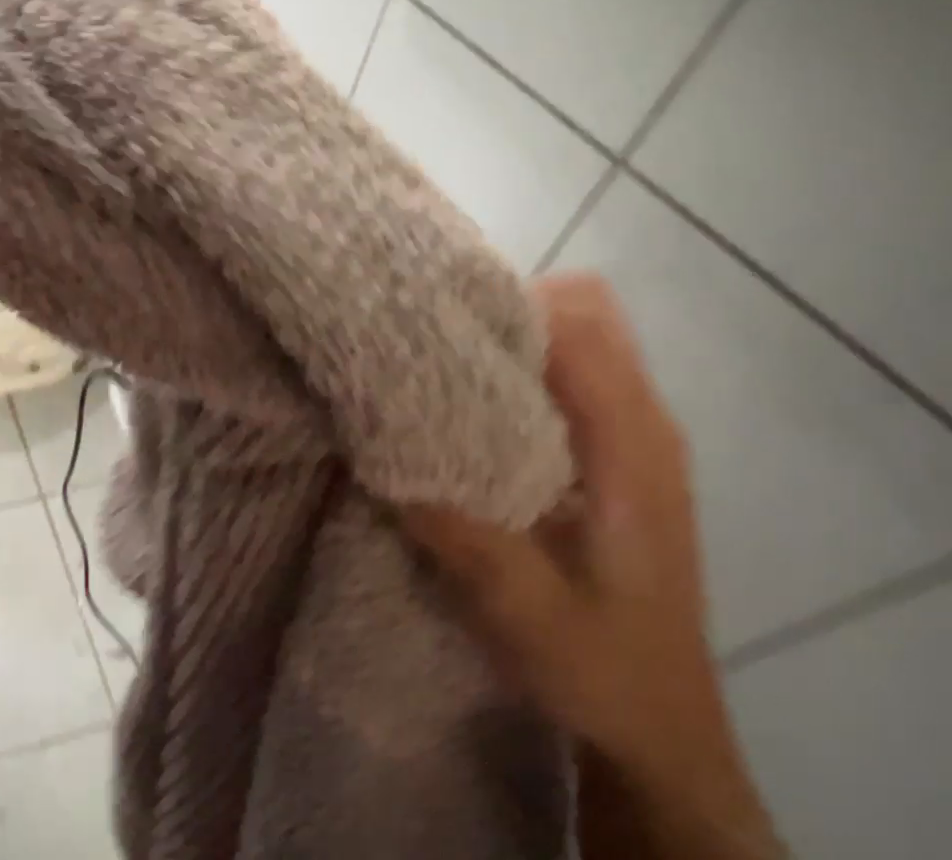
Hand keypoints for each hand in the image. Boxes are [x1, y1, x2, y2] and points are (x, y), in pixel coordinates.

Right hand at [404, 275, 777, 855]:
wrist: (657, 731)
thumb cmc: (603, 670)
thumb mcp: (522, 608)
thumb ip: (457, 528)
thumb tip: (377, 450)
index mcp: (633, 447)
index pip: (579, 324)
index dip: (500, 304)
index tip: (419, 321)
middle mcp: (640, 427)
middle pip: (578, 315)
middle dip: (494, 314)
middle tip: (409, 345)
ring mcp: (627, 444)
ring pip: (568, 345)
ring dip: (497, 346)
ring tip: (417, 373)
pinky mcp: (606, 465)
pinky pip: (559, 386)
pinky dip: (505, 380)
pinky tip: (448, 418)